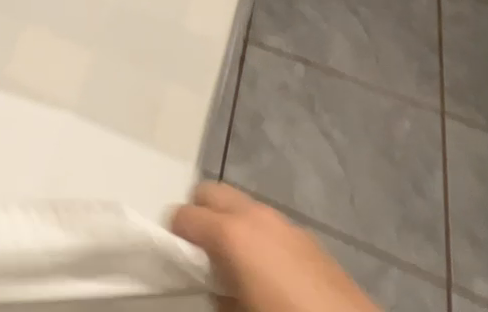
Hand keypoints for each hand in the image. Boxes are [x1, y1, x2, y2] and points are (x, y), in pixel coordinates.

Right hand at [170, 182, 379, 311]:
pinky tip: (275, 276)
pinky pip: (271, 226)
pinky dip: (262, 238)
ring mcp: (287, 225)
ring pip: (243, 206)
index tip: (181, 261)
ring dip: (232, 225)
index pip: (182, 215)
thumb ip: (217, 295)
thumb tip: (218, 288)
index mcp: (230, 233)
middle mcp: (255, 217)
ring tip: (242, 266)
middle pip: (209, 192)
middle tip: (206, 254)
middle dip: (201, 216)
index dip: (175, 236)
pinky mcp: (312, 241)